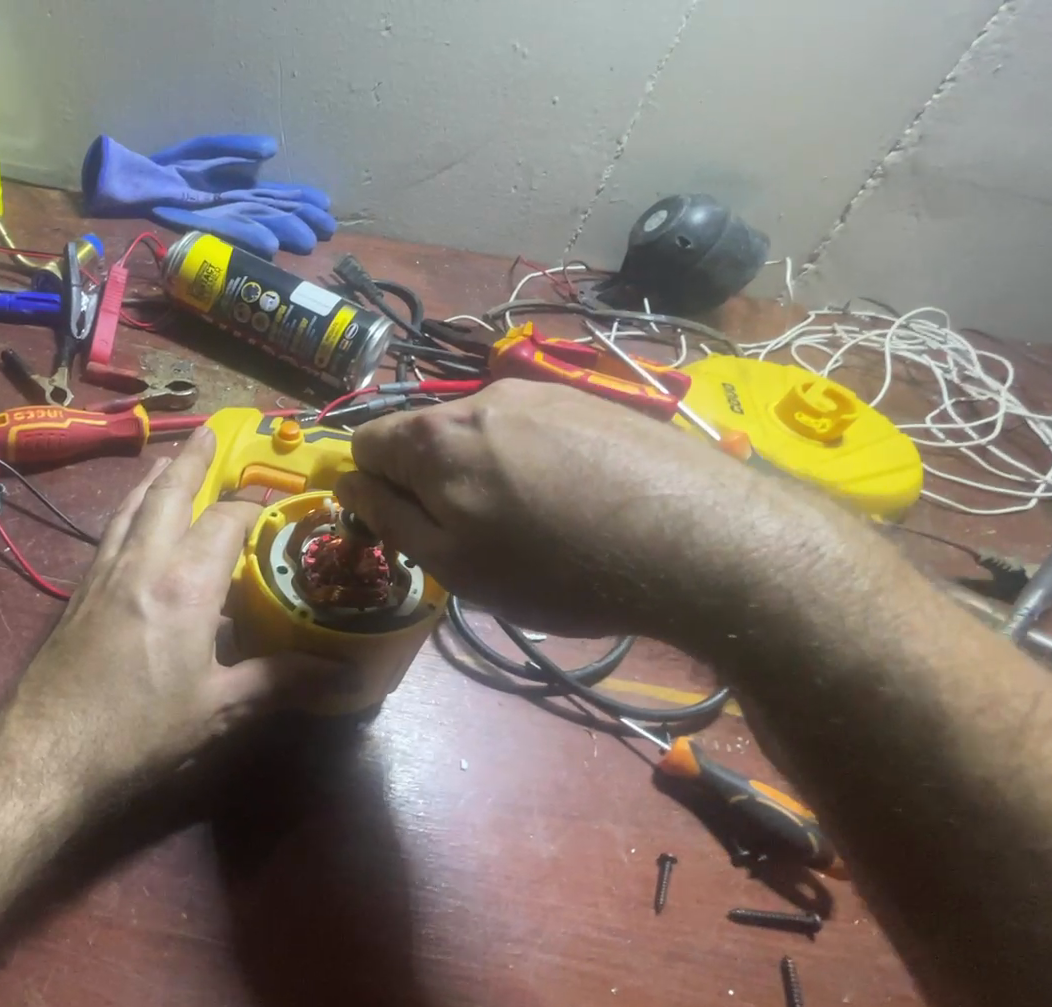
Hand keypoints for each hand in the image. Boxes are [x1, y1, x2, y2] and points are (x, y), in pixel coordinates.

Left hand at [3, 427, 335, 789]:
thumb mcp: (218, 710)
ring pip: (132, 505)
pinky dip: (130, 509)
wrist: (48, 748)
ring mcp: (105, 571)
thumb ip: (277, 680)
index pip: (226, 520)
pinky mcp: (80, 589)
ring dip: (155, 477)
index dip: (253, 504)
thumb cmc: (140, 730)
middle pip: (169, 491)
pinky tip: (134, 520)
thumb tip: (338, 671)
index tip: (275, 500)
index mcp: (186, 585)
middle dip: (193, 459)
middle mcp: (144, 561)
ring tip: (170, 461)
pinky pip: (111, 531)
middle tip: (210, 434)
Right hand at [335, 380, 827, 639]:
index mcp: (432, 437)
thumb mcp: (453, 564)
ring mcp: (539, 392)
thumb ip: (387, 517)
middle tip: (474, 536)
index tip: (408, 530)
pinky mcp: (589, 399)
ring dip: (479, 470)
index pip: (363, 444)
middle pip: (421, 435)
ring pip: (476, 431)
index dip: (372, 490)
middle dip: (427, 480)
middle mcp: (478, 398)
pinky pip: (528, 427)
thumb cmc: (558, 568)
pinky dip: (528, 459)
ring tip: (532, 521)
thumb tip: (346, 483)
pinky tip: (573, 497)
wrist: (705, 541)